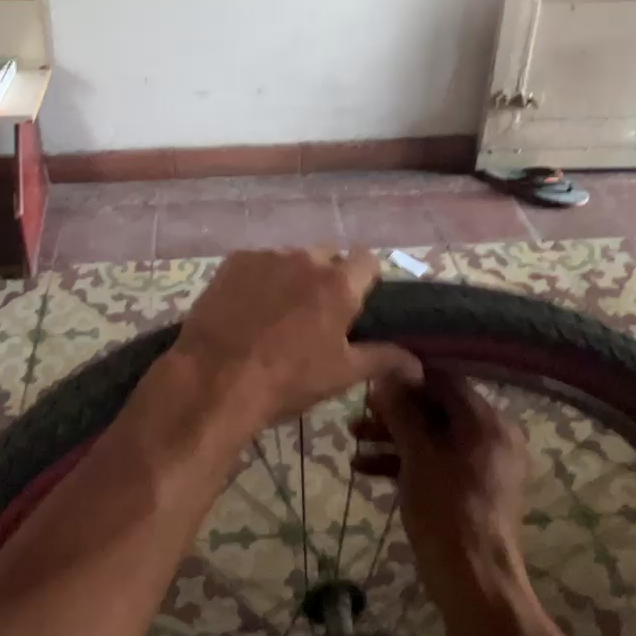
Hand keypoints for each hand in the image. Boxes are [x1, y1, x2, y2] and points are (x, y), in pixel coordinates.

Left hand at [169, 248, 420, 432]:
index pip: (367, 260)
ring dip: (292, 277)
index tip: (358, 303)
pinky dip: (259, 279)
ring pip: (291, 259)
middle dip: (327, 277)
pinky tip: (248, 309)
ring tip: (278, 314)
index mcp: (339, 283)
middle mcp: (306, 259)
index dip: (365, 279)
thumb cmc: (288, 379)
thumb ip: (383, 359)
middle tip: (317, 314)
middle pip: (327, 256)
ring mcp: (267, 256)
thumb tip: (419, 365)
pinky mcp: (234, 261)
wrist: (216, 378)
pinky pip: (257, 262)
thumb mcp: (341, 374)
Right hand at [353, 371, 530, 572]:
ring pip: (432, 437)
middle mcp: (490, 437)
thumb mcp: (417, 455)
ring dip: (392, 437)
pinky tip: (364, 468)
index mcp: (487, 421)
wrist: (473, 582)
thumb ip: (401, 411)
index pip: (444, 380)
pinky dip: (404, 461)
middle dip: (394, 412)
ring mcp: (481, 465)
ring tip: (353, 440)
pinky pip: (435, 462)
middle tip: (358, 413)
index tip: (372, 379)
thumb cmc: (446, 509)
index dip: (406, 378)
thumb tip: (386, 375)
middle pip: (436, 409)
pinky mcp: (469, 490)